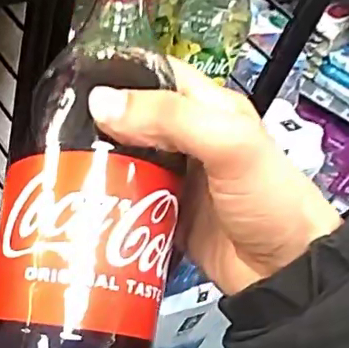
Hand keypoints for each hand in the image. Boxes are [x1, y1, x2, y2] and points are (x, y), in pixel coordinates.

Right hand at [88, 61, 342, 295]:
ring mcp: (176, 182)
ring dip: (100, 172)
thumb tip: (107, 103)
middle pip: (131, 124)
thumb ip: (171, 118)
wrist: (283, 270)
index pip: (157, 77)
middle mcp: (189, 143)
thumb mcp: (228, 145)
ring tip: (71, 174)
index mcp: (209, 110)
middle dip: (99, 130)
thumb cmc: (274, 204)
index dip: (121, 76)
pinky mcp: (166, 218)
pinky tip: (93, 212)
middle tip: (65, 139)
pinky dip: (110, 210)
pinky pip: (129, 209)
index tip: (82, 89)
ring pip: (126, 167)